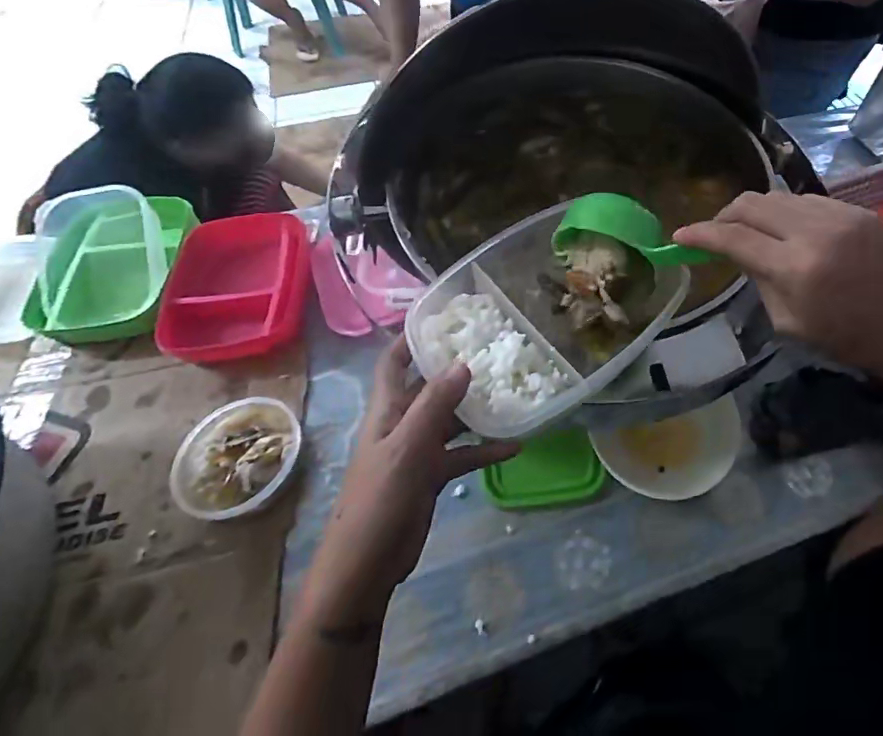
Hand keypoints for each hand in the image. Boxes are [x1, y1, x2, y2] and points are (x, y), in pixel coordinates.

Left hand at [303, 339, 518, 625]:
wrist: (366, 565)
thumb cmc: (379, 499)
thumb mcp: (407, 448)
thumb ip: (434, 406)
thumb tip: (462, 363)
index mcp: (387, 409)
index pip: (394, 362)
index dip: (410, 338)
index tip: (441, 317)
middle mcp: (402, 422)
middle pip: (429, 387)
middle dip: (455, 369)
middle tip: (493, 350)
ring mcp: (417, 450)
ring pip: (450, 419)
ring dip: (476, 408)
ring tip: (511, 391)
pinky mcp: (431, 476)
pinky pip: (461, 455)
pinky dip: (484, 449)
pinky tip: (515, 445)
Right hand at [672, 193, 882, 378]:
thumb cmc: (844, 336)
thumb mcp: (786, 319)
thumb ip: (757, 277)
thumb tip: (737, 251)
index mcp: (796, 267)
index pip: (734, 237)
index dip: (701, 234)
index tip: (680, 236)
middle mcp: (816, 232)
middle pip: (751, 204)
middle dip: (724, 215)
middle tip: (715, 232)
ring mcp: (839, 215)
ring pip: (775, 196)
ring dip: (755, 212)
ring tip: (752, 231)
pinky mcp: (856, 209)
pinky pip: (803, 200)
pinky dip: (785, 212)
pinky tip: (788, 231)